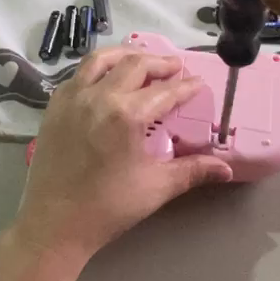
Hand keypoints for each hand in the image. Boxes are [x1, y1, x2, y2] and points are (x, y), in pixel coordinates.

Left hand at [14, 48, 232, 265]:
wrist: (54, 224)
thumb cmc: (107, 208)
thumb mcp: (156, 187)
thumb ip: (192, 171)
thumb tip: (225, 169)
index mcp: (126, 115)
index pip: (164, 91)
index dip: (185, 86)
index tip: (198, 83)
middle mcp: (98, 97)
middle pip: (134, 65)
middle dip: (159, 63)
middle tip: (175, 67)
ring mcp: (72, 98)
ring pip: (100, 60)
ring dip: (125, 55)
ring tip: (142, 61)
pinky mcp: (54, 106)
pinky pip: (77, 75)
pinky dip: (97, 69)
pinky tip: (106, 79)